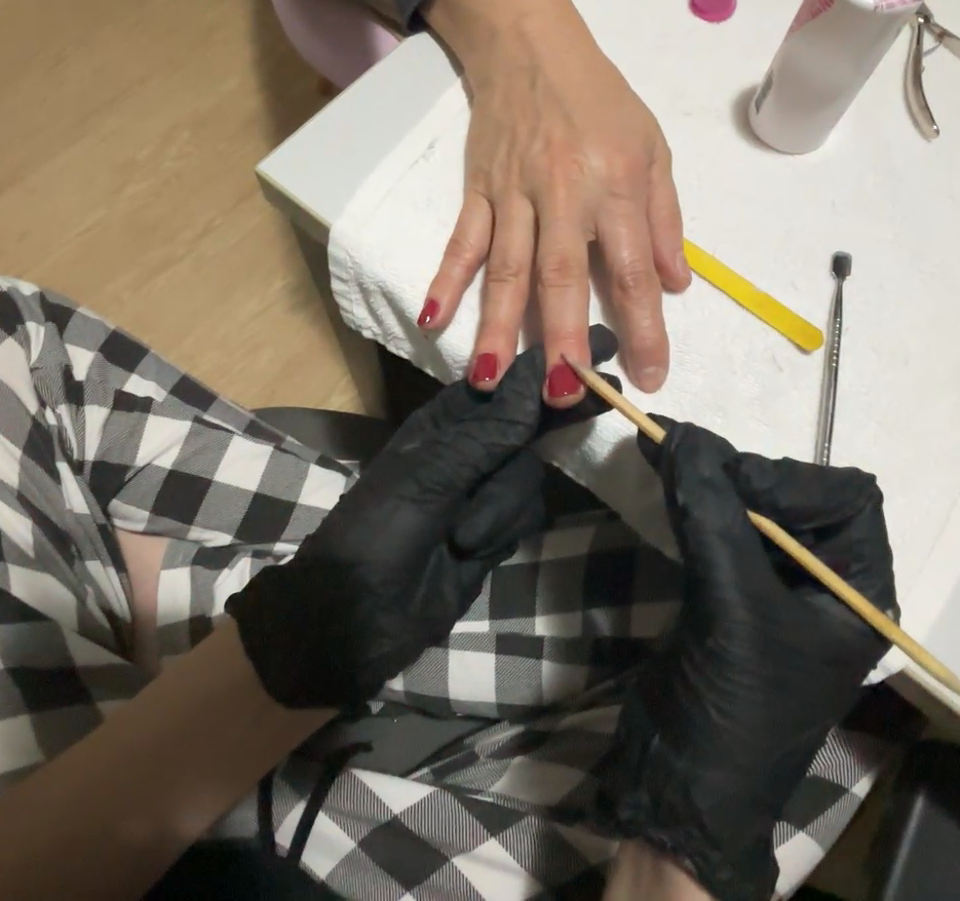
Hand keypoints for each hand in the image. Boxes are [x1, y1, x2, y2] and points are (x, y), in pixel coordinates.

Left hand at [227, 328, 620, 709]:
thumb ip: (488, 432)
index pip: (502, 385)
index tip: (596, 343)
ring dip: (502, 504)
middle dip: (553, 418)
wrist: (357, 615)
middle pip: (528, 425)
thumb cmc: (379, 531)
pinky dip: (504, 529)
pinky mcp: (495, 532)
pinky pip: (526, 514)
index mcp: (442, 425)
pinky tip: (472, 549)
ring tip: (463, 535)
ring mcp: (483, 493)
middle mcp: (468, 451)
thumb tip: (538, 380)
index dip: (544, 367)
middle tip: (602, 398)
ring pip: (529, 476)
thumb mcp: (429, 476)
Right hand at [420, 0, 689, 406]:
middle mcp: (564, 193)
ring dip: (498, 325)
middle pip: (561, 274)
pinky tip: (434, 319)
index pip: (632, 268)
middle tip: (564, 395)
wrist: (531, 47)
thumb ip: (665, 220)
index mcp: (617, 185)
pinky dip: (447, 279)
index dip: (642, 326)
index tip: (648, 376)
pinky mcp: (479, 190)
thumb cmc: (602, 102)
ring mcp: (514, 193)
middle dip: (563, 338)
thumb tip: (676, 286)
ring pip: (505, 267)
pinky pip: (462, 240)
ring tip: (491, 379)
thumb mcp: (653, 149)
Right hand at [592, 422, 896, 900]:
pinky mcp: (727, 594)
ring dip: (710, 481)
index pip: (849, 498)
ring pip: (752, 509)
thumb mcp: (733, 606)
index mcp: (859, 593)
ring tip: (662, 451)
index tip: (733, 484)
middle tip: (686, 462)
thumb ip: (712, 515)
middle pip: (796, 495)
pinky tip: (661, 477)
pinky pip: (717, 530)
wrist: (682, 789)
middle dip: (743, 476)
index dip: (793, 480)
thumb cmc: (736, 707)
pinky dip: (690, 502)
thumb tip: (681, 432)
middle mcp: (825, 584)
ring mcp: (773, 589)